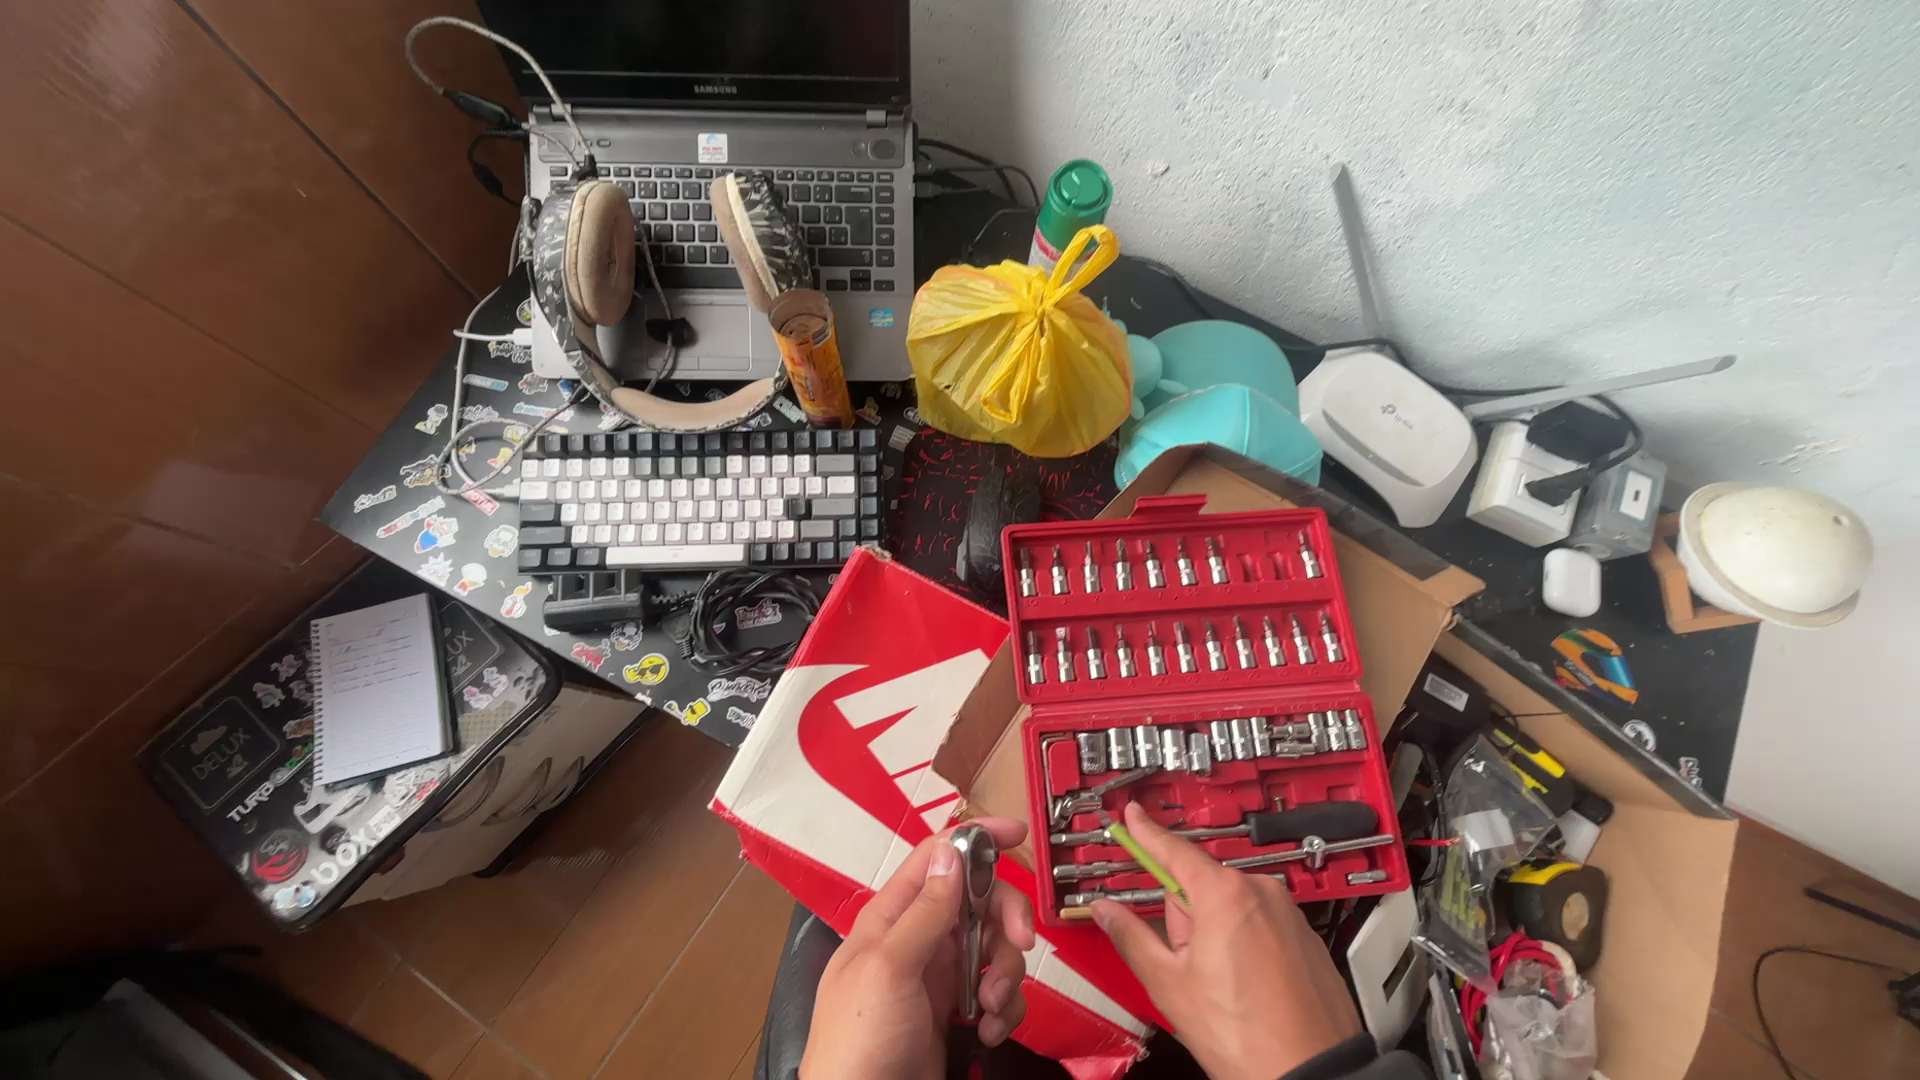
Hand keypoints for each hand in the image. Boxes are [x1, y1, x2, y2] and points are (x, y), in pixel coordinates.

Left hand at [799, 818, 1035, 1079]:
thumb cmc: (861, 1038)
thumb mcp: (888, 969)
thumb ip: (923, 912)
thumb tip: (951, 852)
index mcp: (893, 915)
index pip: (938, 856)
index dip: (977, 838)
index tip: (1019, 833)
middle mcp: (919, 937)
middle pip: (978, 901)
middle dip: (1006, 917)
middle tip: (1021, 942)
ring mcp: (938, 976)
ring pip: (993, 947)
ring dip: (1006, 974)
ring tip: (990, 1011)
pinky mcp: (955, 1013)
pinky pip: (995, 992)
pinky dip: (1002, 1010)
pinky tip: (988, 1033)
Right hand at [1091, 802, 1361, 1079]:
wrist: (1316, 1078)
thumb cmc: (1247, 1038)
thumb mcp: (1170, 985)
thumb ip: (1131, 938)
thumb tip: (1105, 911)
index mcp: (1223, 894)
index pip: (1172, 849)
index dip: (1146, 831)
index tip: (1133, 815)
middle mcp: (1260, 891)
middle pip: (1199, 885)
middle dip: (1185, 917)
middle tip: (1188, 964)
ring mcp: (1287, 912)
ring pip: (1229, 906)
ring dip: (1215, 931)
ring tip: (1223, 985)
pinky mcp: (1305, 936)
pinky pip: (1259, 922)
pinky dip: (1246, 943)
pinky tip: (1248, 986)